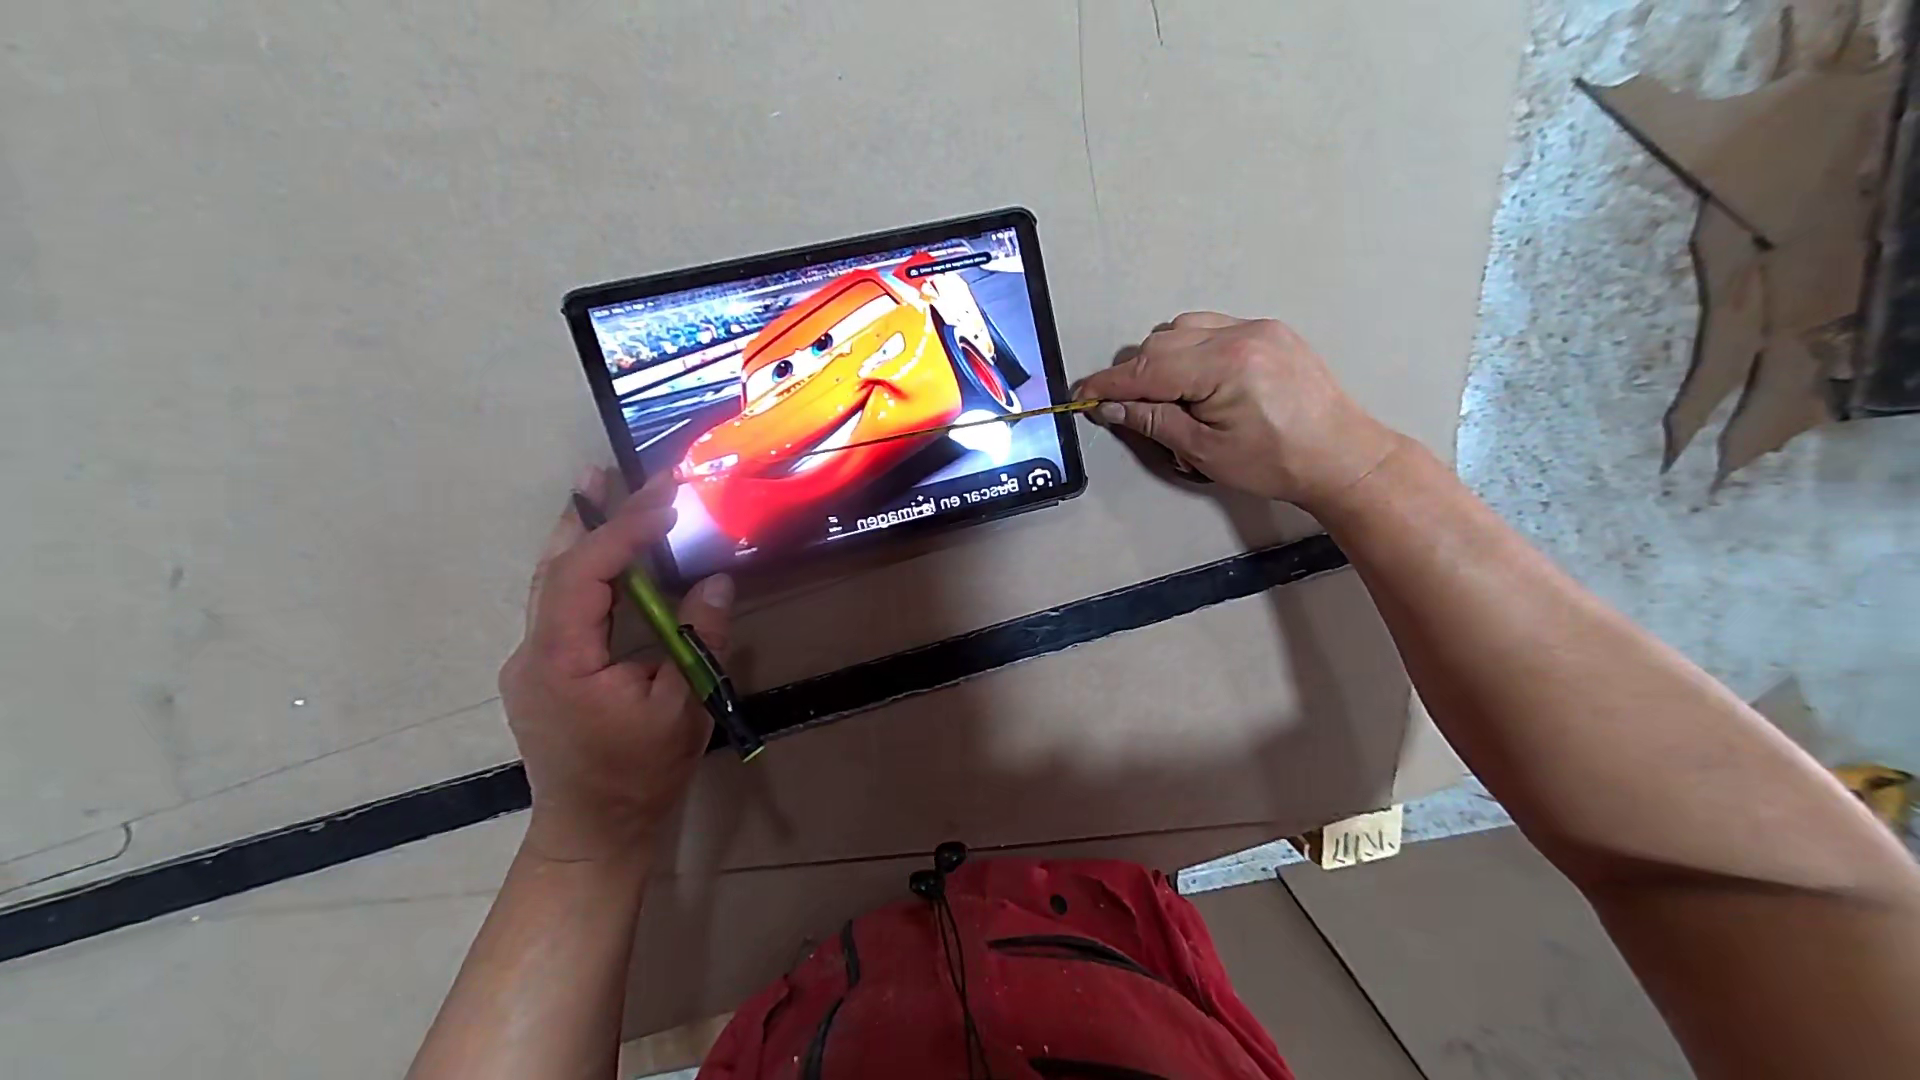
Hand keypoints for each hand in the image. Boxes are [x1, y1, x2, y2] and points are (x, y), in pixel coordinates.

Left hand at [498, 467, 733, 861]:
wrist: (594, 831)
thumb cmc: (641, 773)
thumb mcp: (685, 705)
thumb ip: (699, 637)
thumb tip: (716, 579)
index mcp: (563, 660)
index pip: (585, 575)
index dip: (624, 531)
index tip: (665, 502)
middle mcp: (532, 652)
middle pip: (553, 567)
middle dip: (586, 515)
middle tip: (605, 471)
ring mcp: (531, 661)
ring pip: (548, 583)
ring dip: (576, 535)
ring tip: (594, 490)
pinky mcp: (543, 670)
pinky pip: (557, 604)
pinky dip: (582, 568)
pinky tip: (603, 555)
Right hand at [1075, 313, 1406, 510]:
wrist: (1341, 456)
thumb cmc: (1277, 462)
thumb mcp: (1203, 451)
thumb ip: (1153, 421)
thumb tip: (1111, 407)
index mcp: (1225, 365)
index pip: (1147, 367)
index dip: (1109, 384)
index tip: (1082, 395)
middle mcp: (1241, 335)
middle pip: (1160, 342)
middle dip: (1134, 374)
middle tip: (1124, 407)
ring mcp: (1257, 328)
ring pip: (1182, 328)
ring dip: (1160, 358)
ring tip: (1163, 395)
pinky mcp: (1267, 331)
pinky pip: (1210, 327)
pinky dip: (1188, 348)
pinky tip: (1192, 377)